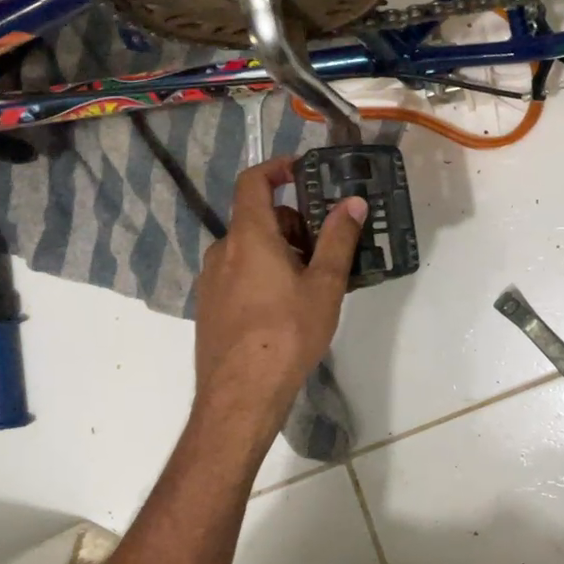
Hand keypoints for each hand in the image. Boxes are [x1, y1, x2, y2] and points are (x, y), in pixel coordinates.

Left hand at [193, 157, 365, 425]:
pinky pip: (241, 274)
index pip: (253, 182)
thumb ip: (338, 239)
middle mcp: (224, 251)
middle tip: (327, 248)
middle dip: (295, 223)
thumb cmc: (287, 332)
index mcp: (249, 237)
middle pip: (259, 219)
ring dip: (282, 252)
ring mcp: (212, 280)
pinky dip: (265, 274)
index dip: (277, 168)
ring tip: (314, 283)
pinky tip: (288, 308)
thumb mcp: (325, 285)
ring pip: (251, 249)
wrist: (240, 394)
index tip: (305, 172)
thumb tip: (353, 202)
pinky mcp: (210, 307)